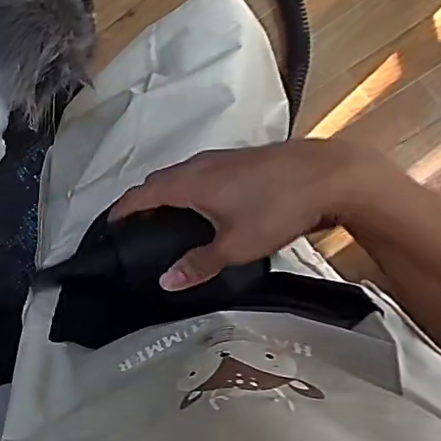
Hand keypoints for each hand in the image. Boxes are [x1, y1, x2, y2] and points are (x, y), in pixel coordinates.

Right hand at [109, 139, 411, 290]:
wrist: (330, 175)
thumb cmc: (279, 206)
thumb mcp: (236, 245)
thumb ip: (199, 264)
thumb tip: (167, 281)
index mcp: (190, 183)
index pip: (142, 193)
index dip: (122, 210)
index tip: (110, 224)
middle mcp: (201, 165)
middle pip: (159, 180)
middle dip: (142, 200)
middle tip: (135, 225)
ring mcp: (224, 158)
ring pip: (182, 174)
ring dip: (167, 192)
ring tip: (166, 218)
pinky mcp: (243, 160)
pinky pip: (203, 172)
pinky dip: (191, 187)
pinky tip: (206, 207)